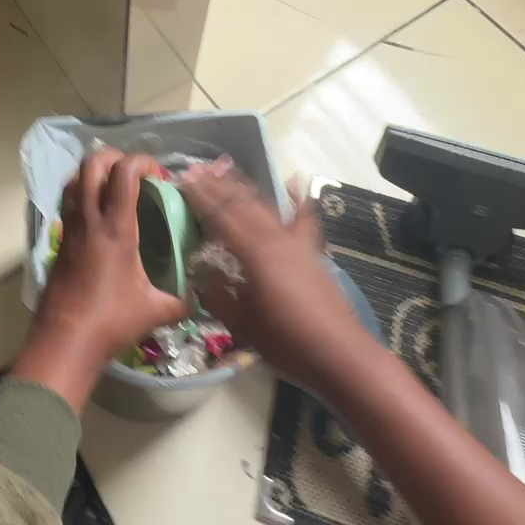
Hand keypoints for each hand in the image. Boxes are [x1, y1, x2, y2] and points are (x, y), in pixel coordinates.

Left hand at [12, 149, 187, 409]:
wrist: (65, 341)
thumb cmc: (111, 321)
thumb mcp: (156, 311)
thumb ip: (182, 300)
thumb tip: (201, 297)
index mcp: (116, 228)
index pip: (124, 173)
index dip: (143, 161)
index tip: (159, 175)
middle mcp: (90, 219)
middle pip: (92, 164)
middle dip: (115, 156)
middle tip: (135, 172)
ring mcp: (71, 228)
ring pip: (74, 179)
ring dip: (94, 172)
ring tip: (114, 185)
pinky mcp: (60, 241)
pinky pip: (68, 202)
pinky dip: (82, 193)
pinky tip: (98, 212)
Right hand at [180, 164, 373, 398]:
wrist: (340, 355)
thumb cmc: (287, 343)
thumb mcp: (241, 324)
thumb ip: (218, 294)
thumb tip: (203, 272)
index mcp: (254, 252)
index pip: (220, 215)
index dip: (200, 196)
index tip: (183, 179)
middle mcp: (275, 238)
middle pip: (242, 203)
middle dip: (217, 185)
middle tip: (196, 170)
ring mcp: (297, 241)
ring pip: (266, 205)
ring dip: (244, 187)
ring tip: (226, 170)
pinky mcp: (313, 251)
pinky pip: (302, 217)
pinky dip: (297, 198)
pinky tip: (295, 181)